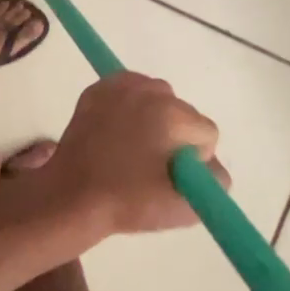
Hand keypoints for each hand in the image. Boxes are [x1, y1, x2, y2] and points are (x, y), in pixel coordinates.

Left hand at [40, 73, 228, 235]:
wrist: (74, 193)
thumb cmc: (131, 200)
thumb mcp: (187, 204)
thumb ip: (215, 180)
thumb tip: (208, 162)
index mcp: (172, 115)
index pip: (206, 132)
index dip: (195, 157)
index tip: (174, 174)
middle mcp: (148, 90)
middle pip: (182, 111)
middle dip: (176, 134)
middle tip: (152, 162)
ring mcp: (118, 86)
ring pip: (157, 96)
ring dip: (155, 117)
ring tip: (135, 148)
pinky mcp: (97, 89)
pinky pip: (129, 90)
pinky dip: (131, 106)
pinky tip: (119, 131)